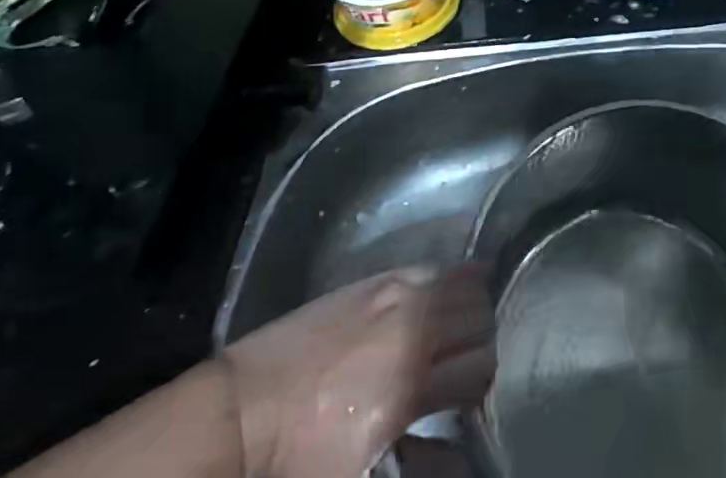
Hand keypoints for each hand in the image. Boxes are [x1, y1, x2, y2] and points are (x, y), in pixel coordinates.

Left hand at [222, 265, 494, 477]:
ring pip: (463, 286)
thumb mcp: (372, 472)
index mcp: (410, 384)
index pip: (480, 368)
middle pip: (479, 321)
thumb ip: (428, 459)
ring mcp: (393, 295)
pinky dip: (453, 276)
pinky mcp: (374, 280)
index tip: (476, 394)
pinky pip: (431, 268)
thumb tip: (464, 457)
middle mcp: (410, 328)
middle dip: (483, 342)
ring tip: (469, 325)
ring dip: (474, 306)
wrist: (242, 412)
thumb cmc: (302, 456)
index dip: (484, 383)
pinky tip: (460, 283)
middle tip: (471, 361)